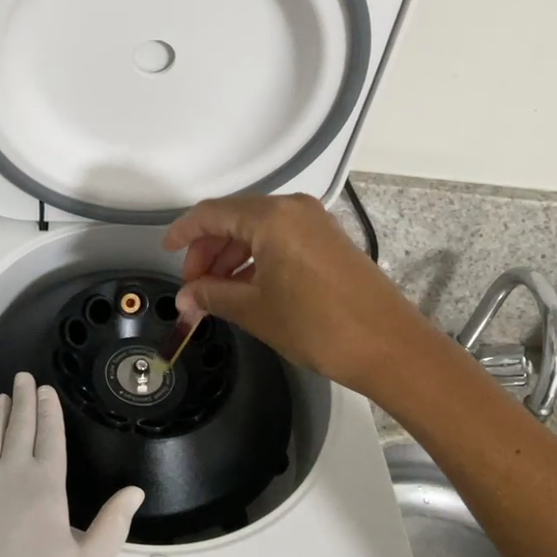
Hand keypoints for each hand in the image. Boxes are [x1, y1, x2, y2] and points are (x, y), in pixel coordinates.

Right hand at [163, 194, 422, 394]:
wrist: (390, 348)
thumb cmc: (317, 326)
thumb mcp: (255, 310)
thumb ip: (212, 296)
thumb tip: (185, 298)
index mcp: (272, 217)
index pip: (212, 214)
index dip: (184, 233)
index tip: (166, 253)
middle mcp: (294, 209)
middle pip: (234, 218)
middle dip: (208, 250)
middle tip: (194, 286)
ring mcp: (315, 223)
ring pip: (257, 229)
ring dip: (231, 256)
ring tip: (216, 292)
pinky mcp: (329, 241)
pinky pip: (280, 238)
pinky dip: (257, 257)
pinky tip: (247, 287)